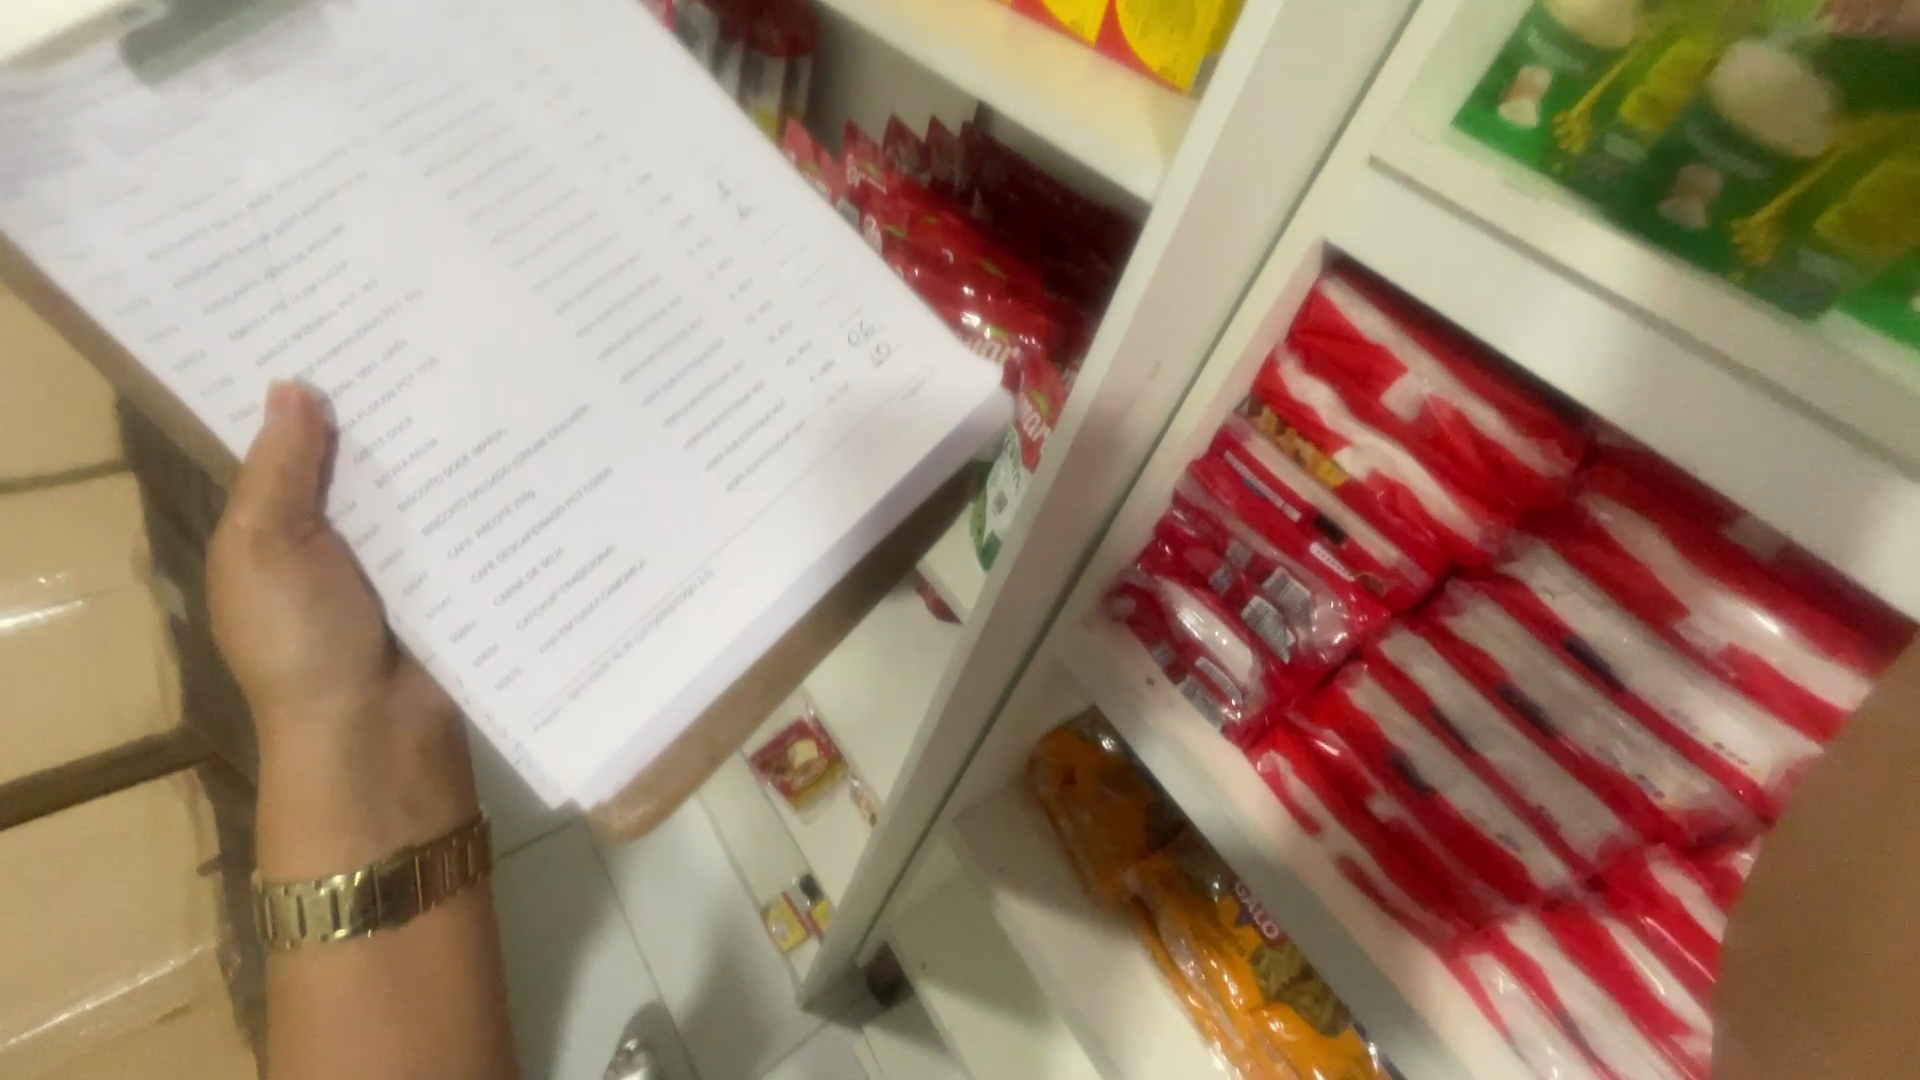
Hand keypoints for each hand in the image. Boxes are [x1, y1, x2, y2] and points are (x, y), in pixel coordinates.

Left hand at [211, 381, 478, 876]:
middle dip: (409, 415)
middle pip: (382, 462)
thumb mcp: (262, 550)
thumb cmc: (300, 639)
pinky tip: (535, 458)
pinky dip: (498, 502)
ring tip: (508, 389)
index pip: (307, 444)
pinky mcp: (465, 581)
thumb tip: (294, 386)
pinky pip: (479, 530)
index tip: (368, 332)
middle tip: (458, 346)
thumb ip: (281, 474)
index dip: (328, 395)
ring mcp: (416, 558)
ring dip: (463, 456)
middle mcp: (354, 534)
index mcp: (289, 523)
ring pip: (437, 492)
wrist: (375, 728)